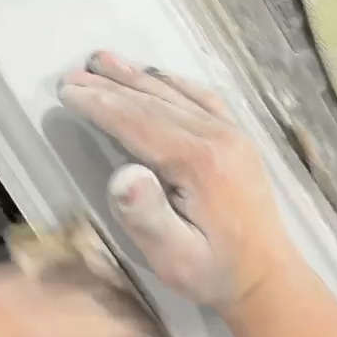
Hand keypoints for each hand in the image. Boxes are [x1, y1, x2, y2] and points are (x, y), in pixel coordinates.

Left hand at [0, 267, 158, 336]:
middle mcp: (55, 333)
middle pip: (114, 316)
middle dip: (132, 322)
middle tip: (136, 325)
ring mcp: (24, 304)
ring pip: (84, 286)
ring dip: (103, 294)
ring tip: (111, 297)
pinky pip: (43, 271)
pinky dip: (61, 277)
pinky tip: (71, 282)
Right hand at [59, 51, 295, 308]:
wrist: (268, 277)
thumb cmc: (214, 272)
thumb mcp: (175, 257)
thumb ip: (147, 217)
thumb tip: (122, 175)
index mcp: (200, 163)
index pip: (138, 123)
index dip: (100, 105)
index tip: (68, 90)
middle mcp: (219, 138)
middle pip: (154, 102)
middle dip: (110, 86)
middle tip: (73, 72)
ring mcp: (232, 135)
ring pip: (176, 95)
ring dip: (137, 78)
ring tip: (103, 60)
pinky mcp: (239, 140)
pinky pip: (205, 99)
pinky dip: (175, 83)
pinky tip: (157, 76)